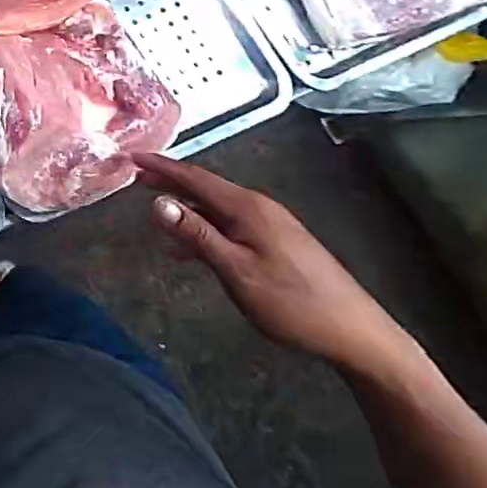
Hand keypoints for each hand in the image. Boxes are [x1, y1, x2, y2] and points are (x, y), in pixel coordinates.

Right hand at [135, 153, 412, 368]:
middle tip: (137, 177)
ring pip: (218, 206)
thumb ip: (196, 234)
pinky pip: (231, 223)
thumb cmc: (290, 301)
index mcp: (246, 206)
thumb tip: (158, 201)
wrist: (352, 329)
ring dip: (187, 206)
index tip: (134, 157)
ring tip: (157, 210)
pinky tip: (192, 250)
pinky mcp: (277, 240)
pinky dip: (206, 227)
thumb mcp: (236, 270)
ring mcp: (270, 222)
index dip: (162, 167)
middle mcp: (258, 205)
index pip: (195, 177)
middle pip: (206, 187)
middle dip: (171, 181)